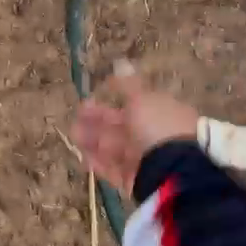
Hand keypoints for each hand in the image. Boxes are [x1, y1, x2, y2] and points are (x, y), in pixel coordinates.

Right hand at [72, 62, 198, 192]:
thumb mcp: (143, 98)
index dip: (112, 103)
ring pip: (113, 148)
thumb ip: (128, 84)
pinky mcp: (135, 181)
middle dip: (97, 121)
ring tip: (74, 134)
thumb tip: (121, 64)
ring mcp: (145, 161)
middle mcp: (155, 139)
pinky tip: (83, 156)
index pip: (134, 108)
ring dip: (92, 140)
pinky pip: (113, 170)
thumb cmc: (158, 128)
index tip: (91, 99)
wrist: (172, 171)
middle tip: (78, 115)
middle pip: (120, 128)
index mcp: (162, 117)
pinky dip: (98, 163)